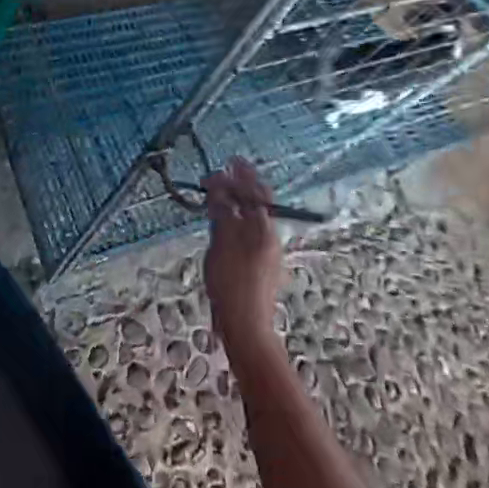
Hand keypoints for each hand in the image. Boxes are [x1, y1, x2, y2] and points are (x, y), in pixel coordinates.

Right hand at [202, 156, 283, 346]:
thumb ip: (222, 213)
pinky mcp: (259, 265)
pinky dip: (236, 219)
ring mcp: (266, 253)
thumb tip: (219, 188)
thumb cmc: (231, 283)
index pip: (256, 193)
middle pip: (258, 204)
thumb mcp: (221, 243)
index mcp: (263, 229)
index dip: (242, 176)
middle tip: (225, 172)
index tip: (229, 161)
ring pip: (253, 218)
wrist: (245, 325)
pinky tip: (223, 223)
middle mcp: (269, 237)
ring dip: (238, 202)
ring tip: (220, 194)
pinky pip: (249, 232)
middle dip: (242, 186)